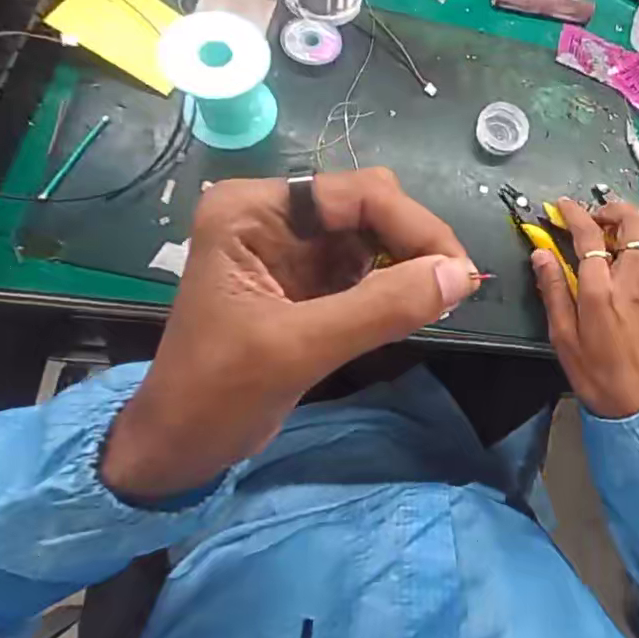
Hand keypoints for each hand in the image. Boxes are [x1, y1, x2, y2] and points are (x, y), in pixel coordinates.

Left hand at [101, 168, 478, 499]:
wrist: (178, 445)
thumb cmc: (215, 393)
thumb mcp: (296, 348)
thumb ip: (379, 308)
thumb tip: (460, 275)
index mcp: (251, 210)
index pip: (353, 193)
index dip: (413, 225)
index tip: (457, 271)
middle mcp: (270, 214)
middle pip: (366, 206)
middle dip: (412, 242)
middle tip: (452, 288)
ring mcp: (288, 246)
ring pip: (370, 235)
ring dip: (406, 263)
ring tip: (435, 301)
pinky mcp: (303, 279)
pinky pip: (362, 267)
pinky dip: (391, 284)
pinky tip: (410, 307)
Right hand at [531, 198, 638, 418]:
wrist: (638, 402)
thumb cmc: (594, 371)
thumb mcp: (561, 334)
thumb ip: (552, 289)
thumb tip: (541, 254)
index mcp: (599, 292)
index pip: (589, 237)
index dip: (575, 214)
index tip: (563, 205)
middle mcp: (632, 282)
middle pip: (634, 224)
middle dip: (612, 208)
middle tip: (593, 215)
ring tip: (620, 225)